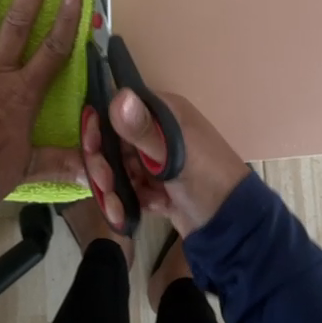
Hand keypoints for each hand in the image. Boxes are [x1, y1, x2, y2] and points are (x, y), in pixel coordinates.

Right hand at [83, 88, 248, 236]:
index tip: (91, 149)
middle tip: (105, 185)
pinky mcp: (156, 184)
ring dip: (113, 188)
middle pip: (113, 141)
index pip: (118, 109)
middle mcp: (159, 131)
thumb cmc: (205, 180)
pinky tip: (134, 213)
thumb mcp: (173, 155)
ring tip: (119, 209)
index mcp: (164, 113)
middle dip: (104, 165)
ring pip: (119, 167)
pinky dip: (128, 200)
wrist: (230, 227)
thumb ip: (142, 129)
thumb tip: (119, 95)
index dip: (99, 127)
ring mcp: (157, 159)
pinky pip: (130, 186)